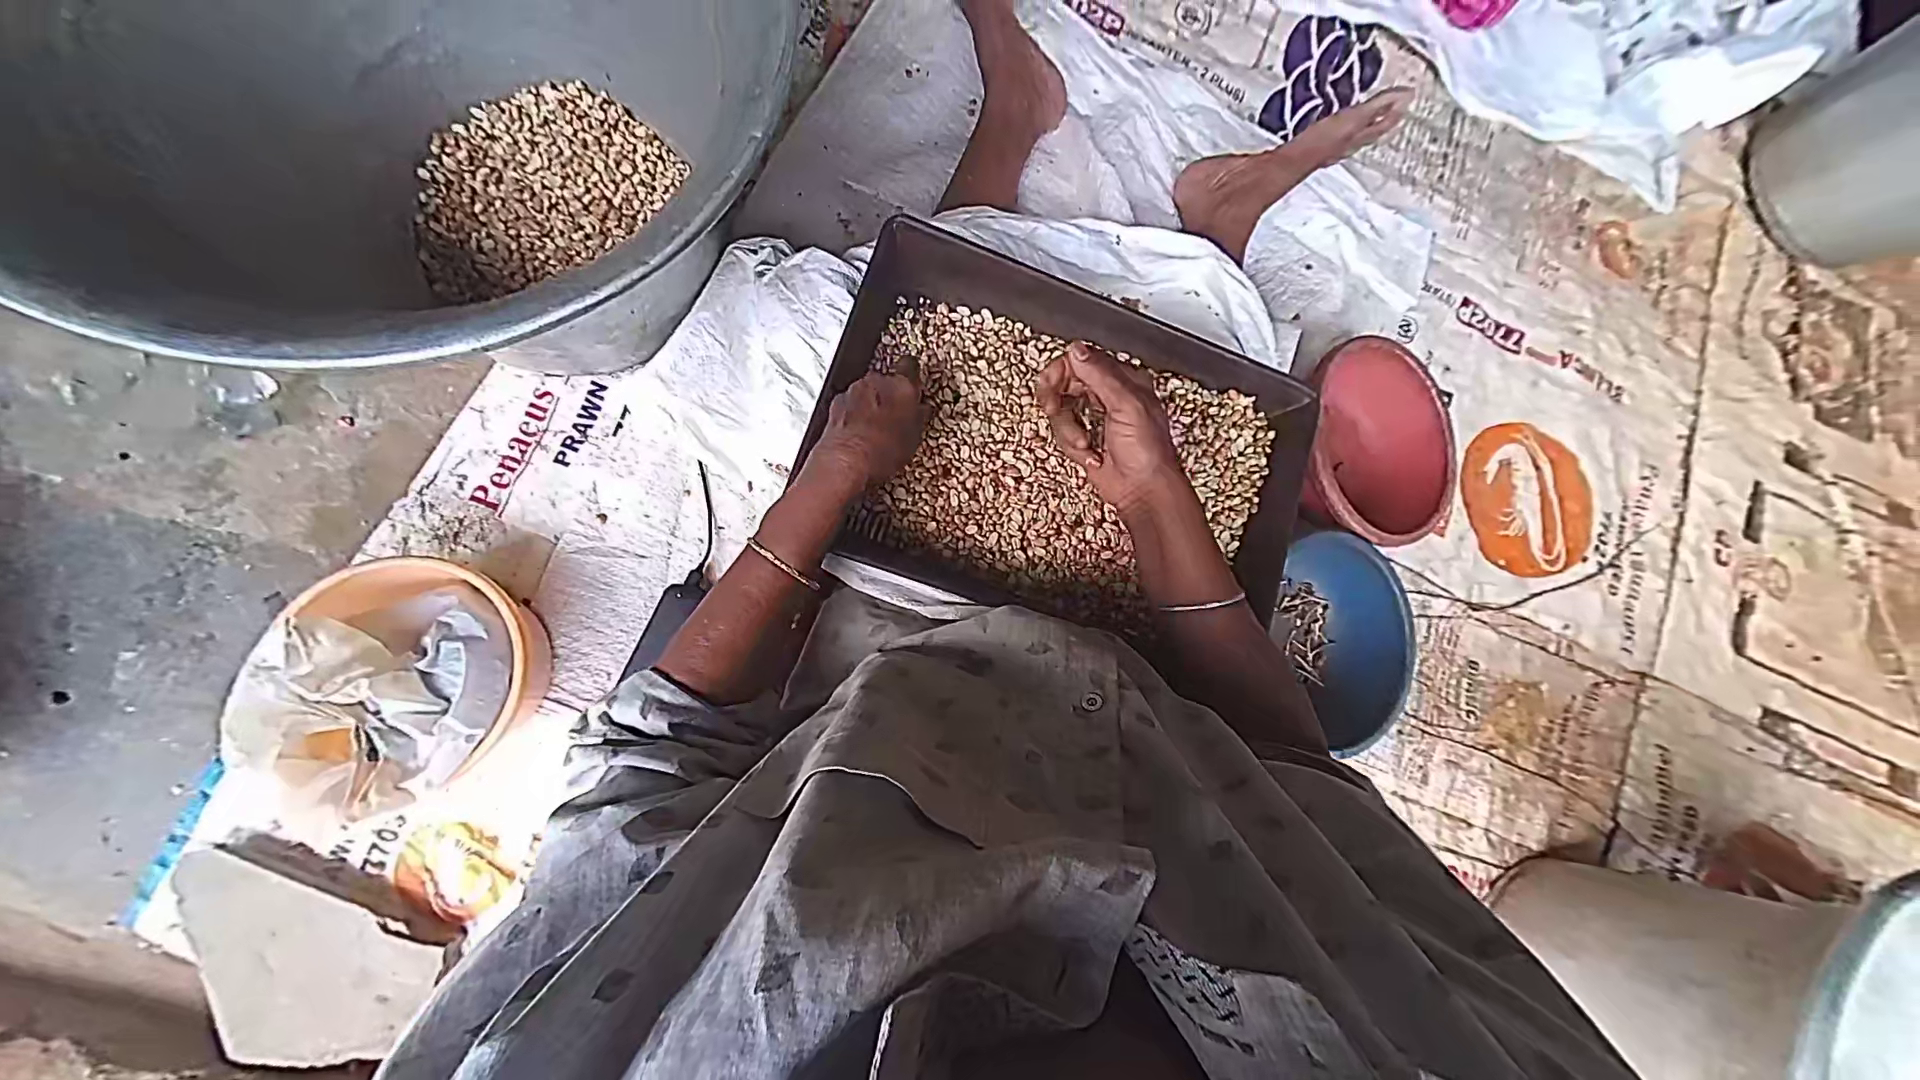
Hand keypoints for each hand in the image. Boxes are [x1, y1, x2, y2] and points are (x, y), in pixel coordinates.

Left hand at [810, 359, 928, 491]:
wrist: (845, 461)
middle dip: (891, 396)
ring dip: (871, 405)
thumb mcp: (914, 438)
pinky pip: (850, 404)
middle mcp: (875, 382)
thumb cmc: (880, 449)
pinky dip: (854, 414)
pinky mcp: (836, 404)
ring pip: (867, 392)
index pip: (910, 367)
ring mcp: (853, 391)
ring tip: (877, 431)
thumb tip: (921, 411)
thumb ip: (919, 416)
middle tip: (897, 418)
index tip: (914, 386)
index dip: (912, 376)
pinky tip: (860, 433)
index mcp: (901, 385)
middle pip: (886, 381)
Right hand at [1035, 342, 1190, 517]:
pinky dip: (1071, 446)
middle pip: (1066, 383)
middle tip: (1052, 407)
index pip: (1083, 361)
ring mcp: (1094, 419)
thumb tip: (1077, 350)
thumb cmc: (1147, 452)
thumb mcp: (1126, 405)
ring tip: (1084, 443)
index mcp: (1123, 380)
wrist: (1143, 491)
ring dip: (1068, 430)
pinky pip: (1062, 434)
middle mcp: (1107, 396)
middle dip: (1057, 399)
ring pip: (1060, 410)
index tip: (1052, 382)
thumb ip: (1101, 374)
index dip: (1063, 370)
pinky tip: (1090, 455)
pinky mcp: (1085, 440)